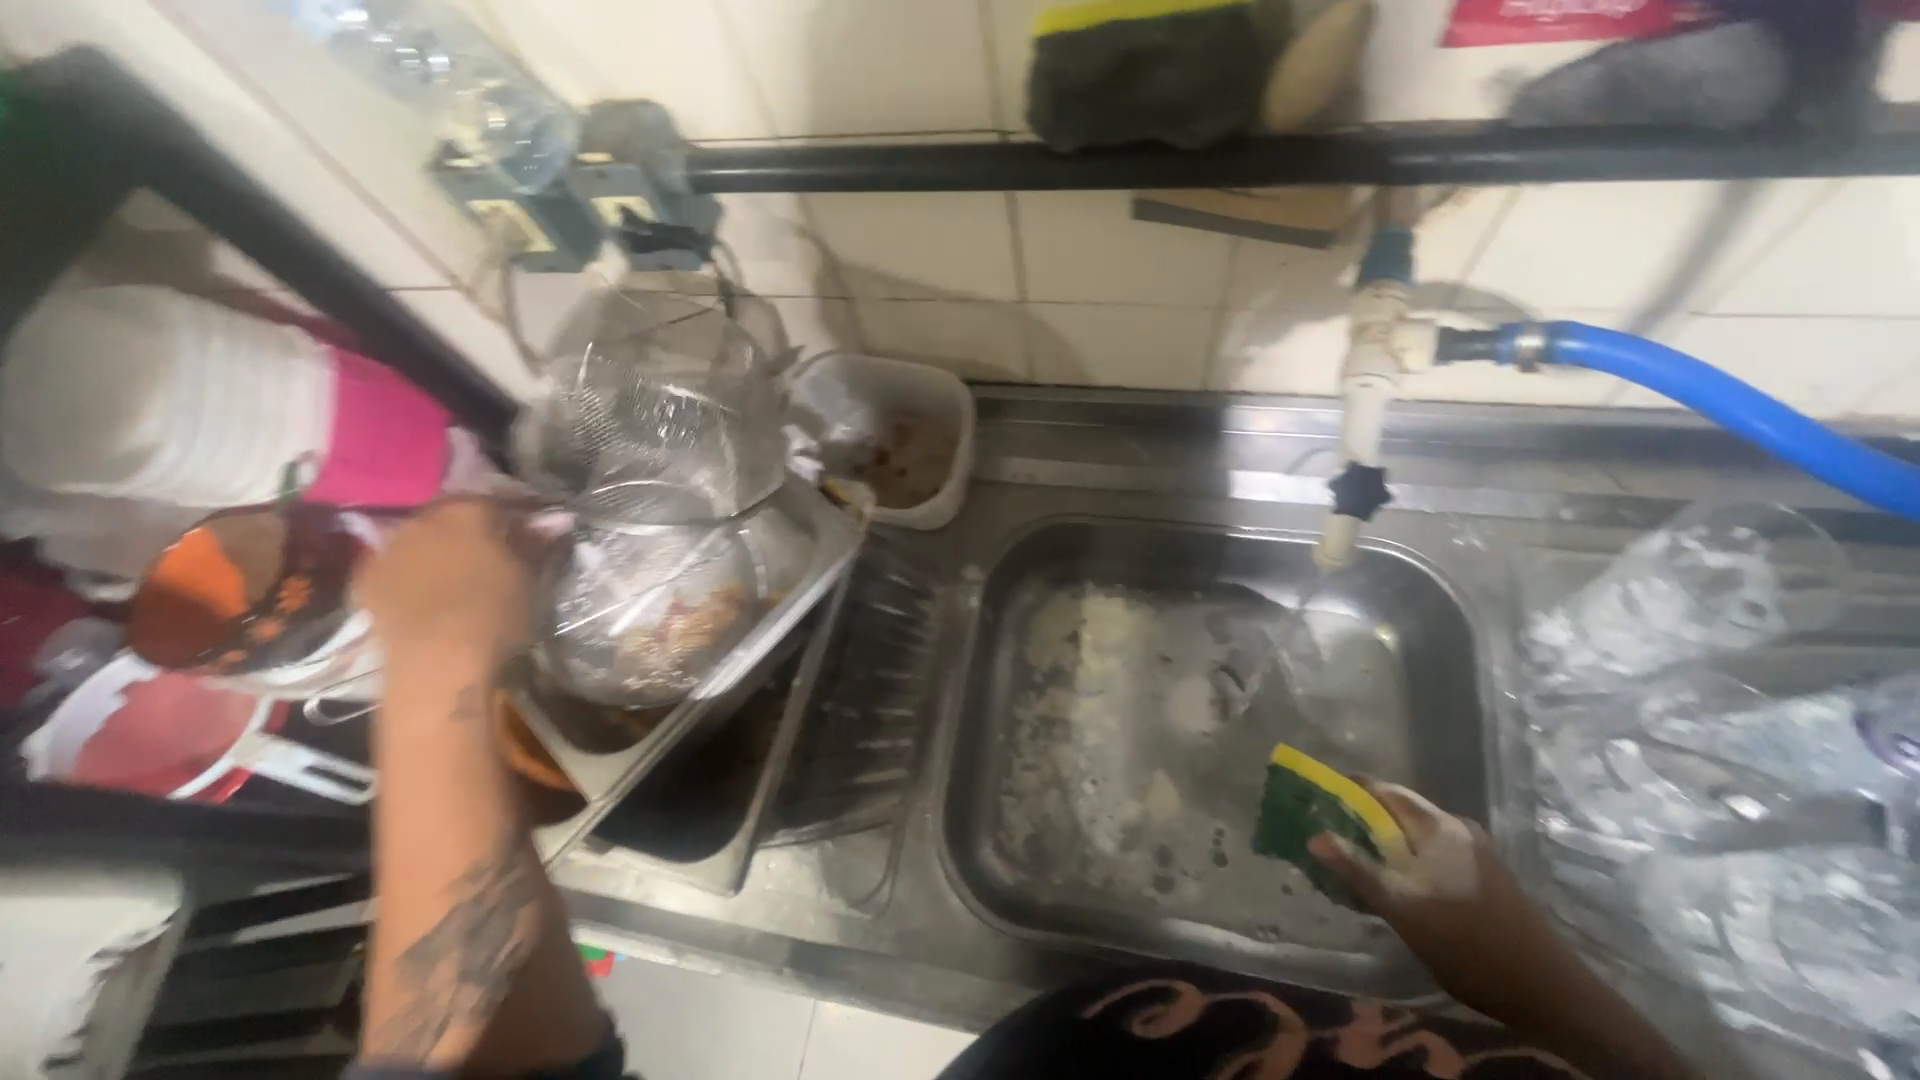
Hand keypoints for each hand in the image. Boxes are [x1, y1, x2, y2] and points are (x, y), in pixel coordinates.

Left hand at [356, 499, 543, 670]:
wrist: (438, 660)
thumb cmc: (495, 612)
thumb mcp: (528, 576)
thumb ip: (535, 541)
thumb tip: (555, 518)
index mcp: (467, 510)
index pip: (499, 502)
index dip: (518, 516)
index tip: (532, 532)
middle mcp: (423, 518)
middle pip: (453, 515)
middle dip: (473, 529)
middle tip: (494, 552)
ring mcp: (389, 547)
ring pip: (420, 537)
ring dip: (438, 548)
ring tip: (457, 573)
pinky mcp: (366, 579)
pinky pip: (396, 565)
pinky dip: (411, 572)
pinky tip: (425, 592)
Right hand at [1309, 782, 1587, 1020]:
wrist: (1548, 991)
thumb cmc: (1468, 945)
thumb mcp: (1402, 909)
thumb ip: (1357, 869)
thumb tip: (1313, 835)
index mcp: (1437, 826)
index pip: (1381, 789)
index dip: (1345, 792)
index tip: (1314, 805)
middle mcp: (1456, 828)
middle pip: (1396, 811)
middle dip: (1358, 822)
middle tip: (1326, 842)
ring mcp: (1474, 851)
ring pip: (1413, 835)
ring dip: (1381, 844)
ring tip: (1351, 866)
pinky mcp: (1483, 874)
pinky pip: (1431, 854)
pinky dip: (1405, 861)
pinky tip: (1393, 887)